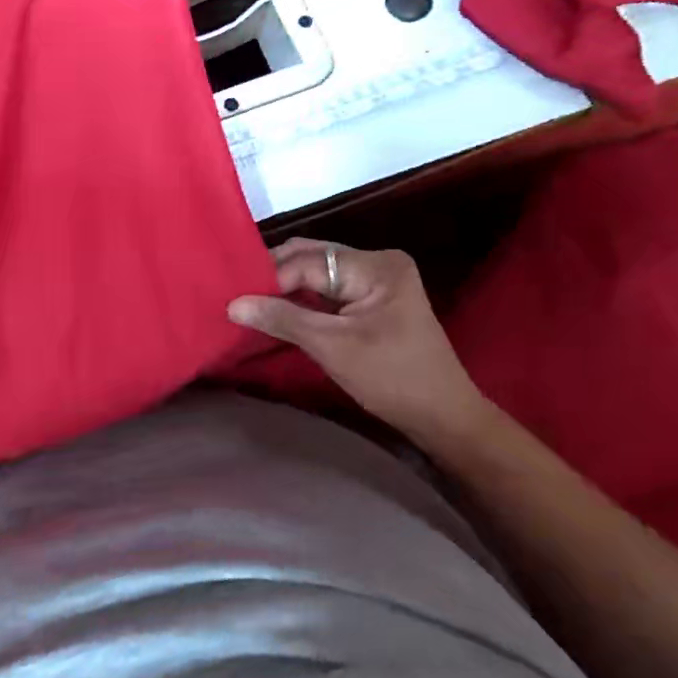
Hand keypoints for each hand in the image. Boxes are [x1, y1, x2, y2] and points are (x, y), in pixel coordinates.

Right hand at [228, 239, 494, 448]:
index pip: (308, 263)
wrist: (444, 418)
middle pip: (311, 258)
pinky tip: (276, 309)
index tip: (236, 298)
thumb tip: (232, 304)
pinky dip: (301, 298)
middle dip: (274, 275)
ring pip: (315, 272)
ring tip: (249, 301)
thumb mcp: (333, 348)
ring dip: (284, 287)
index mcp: (376, 266)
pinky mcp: (371, 298)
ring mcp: (375, 280)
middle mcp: (376, 262)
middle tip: (237, 294)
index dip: (271, 280)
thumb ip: (282, 319)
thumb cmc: (393, 379)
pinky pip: (326, 288)